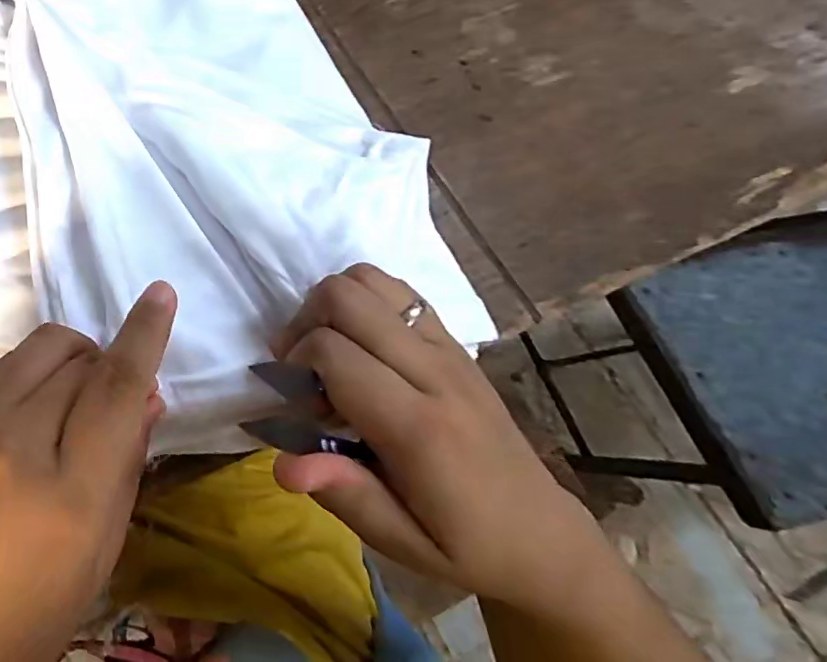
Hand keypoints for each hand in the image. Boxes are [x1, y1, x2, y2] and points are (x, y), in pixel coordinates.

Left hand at [0, 282, 176, 661]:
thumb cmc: (29, 613)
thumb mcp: (98, 556)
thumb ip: (127, 465)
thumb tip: (148, 396)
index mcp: (68, 492)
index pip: (115, 388)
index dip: (144, 335)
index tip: (161, 294)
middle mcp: (18, 442)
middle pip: (81, 361)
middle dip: (111, 363)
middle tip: (118, 399)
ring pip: (42, 346)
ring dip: (75, 354)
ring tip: (81, 394)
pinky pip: (10, 364)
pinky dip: (39, 366)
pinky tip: (42, 401)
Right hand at [268, 264, 618, 617]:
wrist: (544, 538)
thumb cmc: (467, 548)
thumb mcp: (404, 546)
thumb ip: (345, 495)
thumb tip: (282, 464)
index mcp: (419, 428)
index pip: (332, 351)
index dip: (294, 364)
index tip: (294, 400)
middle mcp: (434, 372)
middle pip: (345, 297)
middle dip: (303, 322)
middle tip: (299, 368)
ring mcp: (449, 349)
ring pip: (368, 279)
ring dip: (330, 304)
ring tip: (325, 348)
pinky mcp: (455, 342)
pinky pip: (396, 289)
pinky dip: (362, 300)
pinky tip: (358, 341)